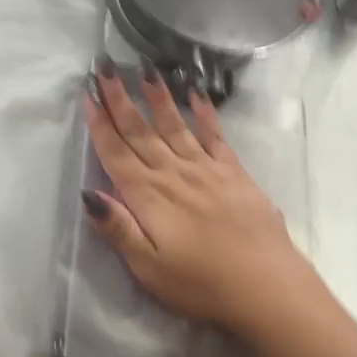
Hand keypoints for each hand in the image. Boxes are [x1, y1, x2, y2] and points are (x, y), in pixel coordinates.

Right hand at [82, 57, 318, 337]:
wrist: (269, 288)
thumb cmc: (202, 285)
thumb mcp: (149, 268)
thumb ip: (119, 229)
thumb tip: (88, 193)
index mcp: (148, 197)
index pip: (116, 154)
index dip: (99, 125)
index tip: (87, 95)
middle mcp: (173, 174)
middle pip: (140, 132)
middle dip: (119, 99)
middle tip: (104, 67)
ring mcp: (206, 170)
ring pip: (174, 125)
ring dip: (157, 96)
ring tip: (144, 68)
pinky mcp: (233, 173)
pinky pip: (214, 136)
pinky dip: (204, 113)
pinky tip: (195, 93)